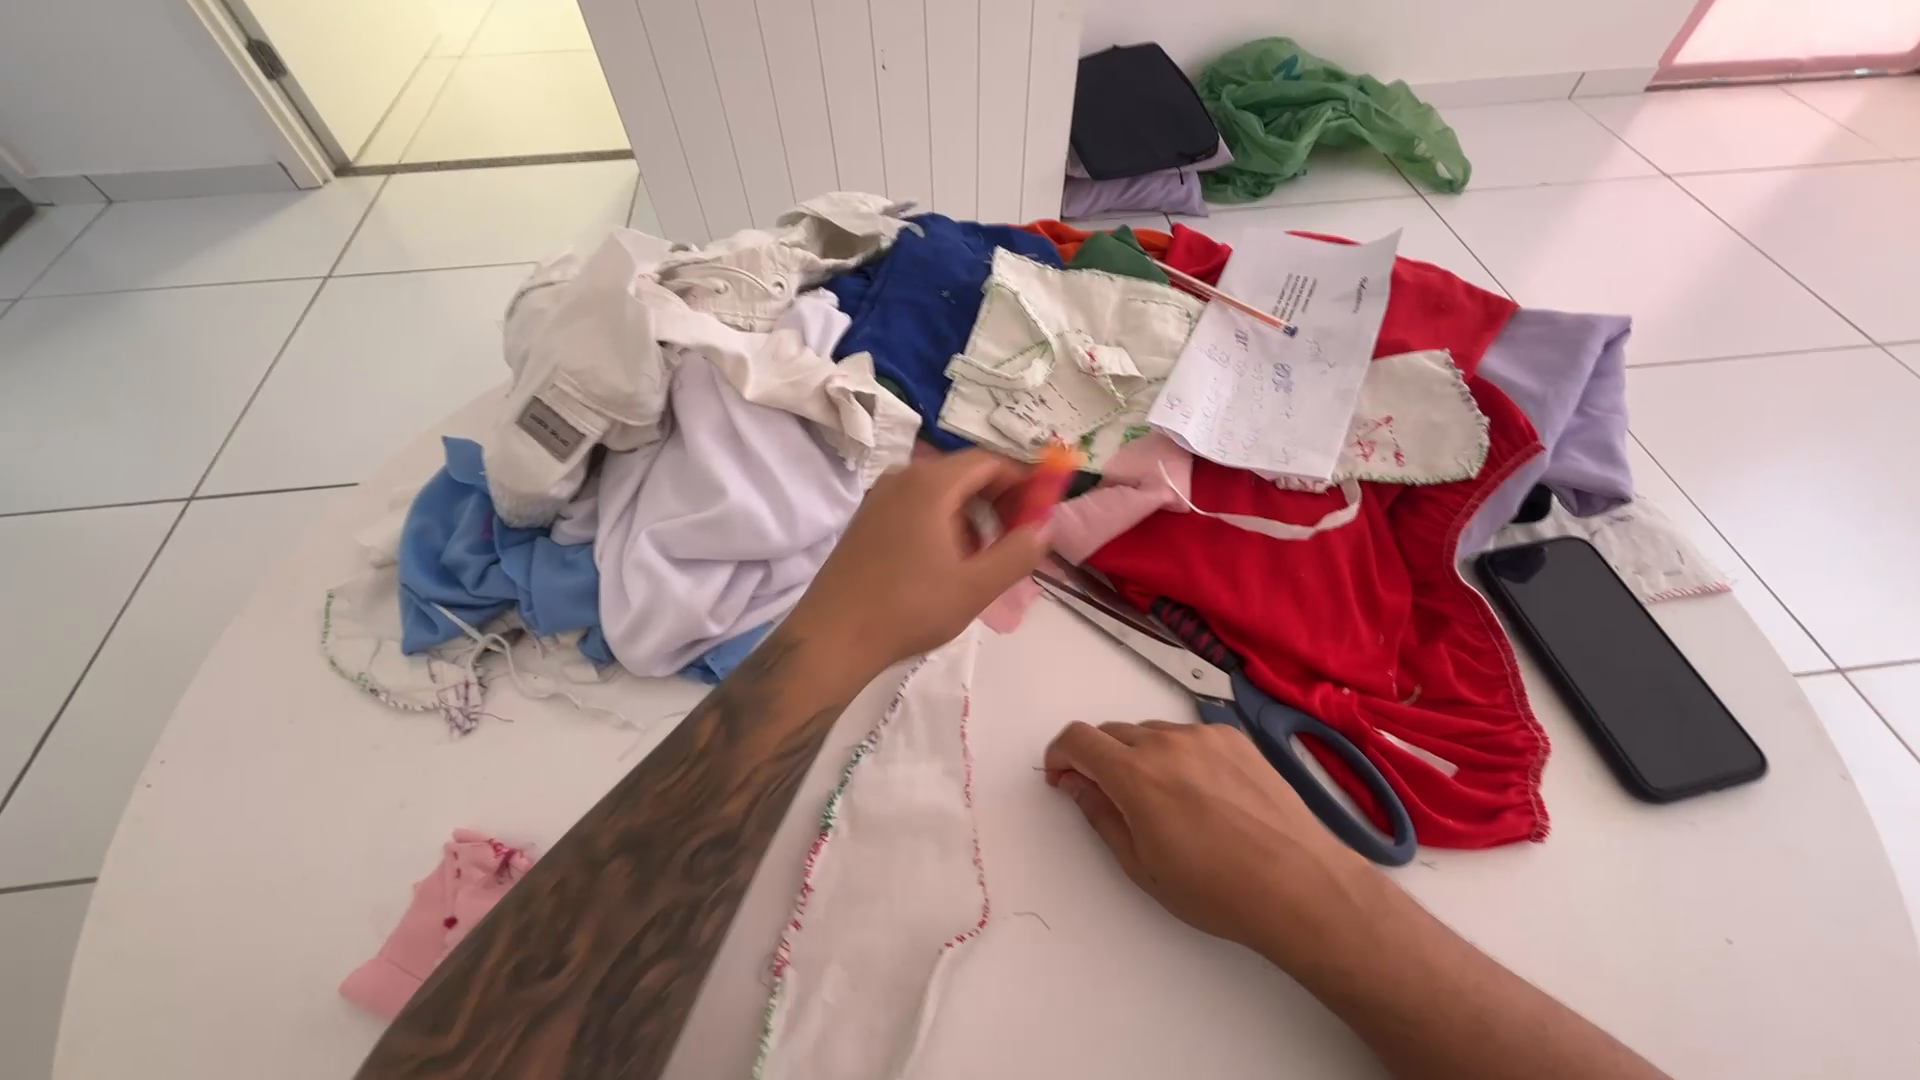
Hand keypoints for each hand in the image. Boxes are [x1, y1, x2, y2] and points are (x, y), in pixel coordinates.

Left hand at [782, 449, 1051, 677]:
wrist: (832, 638)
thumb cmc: (908, 609)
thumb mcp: (975, 586)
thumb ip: (1018, 553)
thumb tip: (1045, 528)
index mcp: (930, 484)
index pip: (988, 460)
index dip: (1022, 479)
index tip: (1043, 506)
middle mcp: (901, 478)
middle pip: (964, 473)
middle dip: (998, 500)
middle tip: (1018, 537)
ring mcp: (879, 498)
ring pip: (940, 493)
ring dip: (971, 516)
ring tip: (983, 560)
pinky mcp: (866, 521)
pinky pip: (916, 508)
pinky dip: (943, 524)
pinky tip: (946, 565)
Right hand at [1044, 720, 1371, 959]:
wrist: (1300, 884)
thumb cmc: (1216, 889)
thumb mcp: (1141, 865)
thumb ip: (1099, 815)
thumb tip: (1074, 783)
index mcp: (1135, 774)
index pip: (1078, 738)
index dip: (1060, 754)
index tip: (1062, 777)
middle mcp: (1166, 742)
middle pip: (1111, 732)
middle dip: (1099, 758)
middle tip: (1111, 798)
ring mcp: (1204, 736)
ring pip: (1150, 733)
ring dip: (1140, 755)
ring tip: (1165, 801)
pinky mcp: (1234, 738)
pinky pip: (1188, 735)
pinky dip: (1178, 754)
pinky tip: (1202, 793)